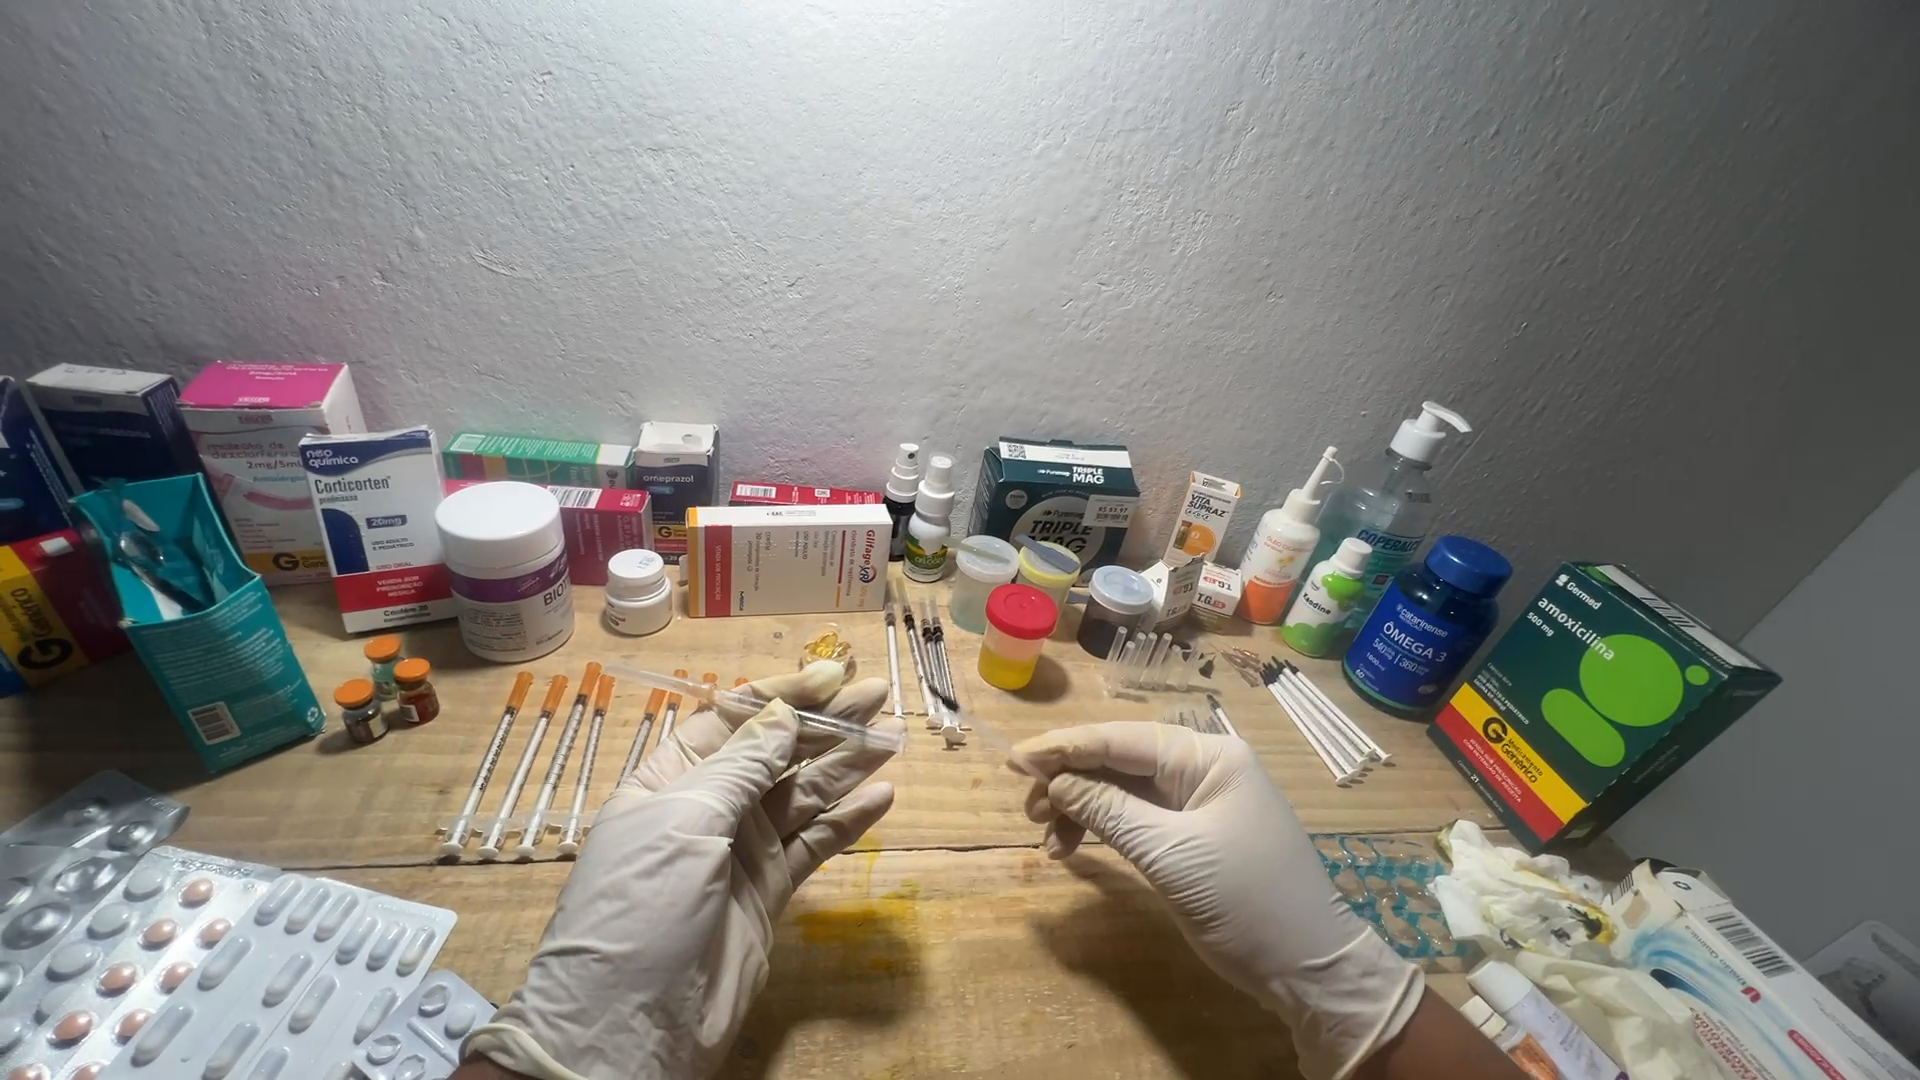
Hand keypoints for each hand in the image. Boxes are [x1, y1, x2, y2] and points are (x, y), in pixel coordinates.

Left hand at [466, 662, 905, 1079]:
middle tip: (877, 693)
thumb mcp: (685, 822)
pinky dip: (849, 820)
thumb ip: (741, 766)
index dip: (783, 693)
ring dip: (848, 763)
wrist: (629, 1033)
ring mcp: (743, 849)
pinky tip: (882, 795)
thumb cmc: (642, 908)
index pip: (735, 719)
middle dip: (826, 721)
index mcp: (673, 779)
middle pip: (778, 750)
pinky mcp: (771, 889)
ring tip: (893, 735)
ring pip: (804, 793)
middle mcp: (711, 806)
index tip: (832, 675)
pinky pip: (816, 843)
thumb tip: (784, 711)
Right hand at [1012, 722, 1422, 1079]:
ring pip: (1121, 790)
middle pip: (1117, 761)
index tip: (1014, 757)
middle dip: (1069, 781)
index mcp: (1206, 756)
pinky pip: (1134, 817)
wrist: (1312, 973)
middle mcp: (1200, 767)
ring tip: (1046, 836)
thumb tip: (1055, 780)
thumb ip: (1108, 810)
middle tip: (1028, 808)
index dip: (1064, 747)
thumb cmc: (1247, 903)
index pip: (1120, 739)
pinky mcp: (1190, 832)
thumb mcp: (1171, 855)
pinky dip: (1100, 829)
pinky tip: (1070, 847)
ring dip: (1080, 808)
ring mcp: (1196, 800)